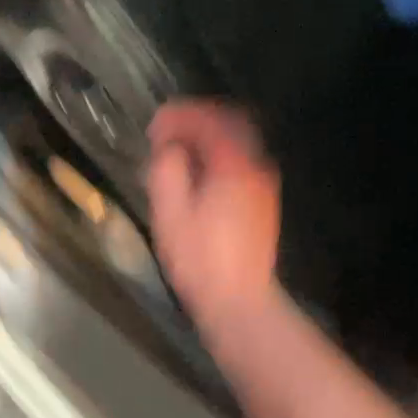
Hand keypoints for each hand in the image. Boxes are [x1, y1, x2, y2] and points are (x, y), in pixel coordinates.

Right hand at [146, 100, 281, 327]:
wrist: (238, 303)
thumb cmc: (198, 257)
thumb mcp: (169, 209)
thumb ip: (167, 167)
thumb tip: (169, 147)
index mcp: (233, 166)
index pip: (209, 120)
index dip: (179, 115)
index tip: (154, 125)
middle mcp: (256, 168)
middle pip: (230, 124)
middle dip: (195, 120)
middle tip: (165, 131)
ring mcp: (263, 186)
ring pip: (237, 143)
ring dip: (205, 138)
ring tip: (175, 151)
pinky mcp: (261, 203)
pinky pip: (240, 162)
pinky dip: (216, 155)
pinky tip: (194, 174)